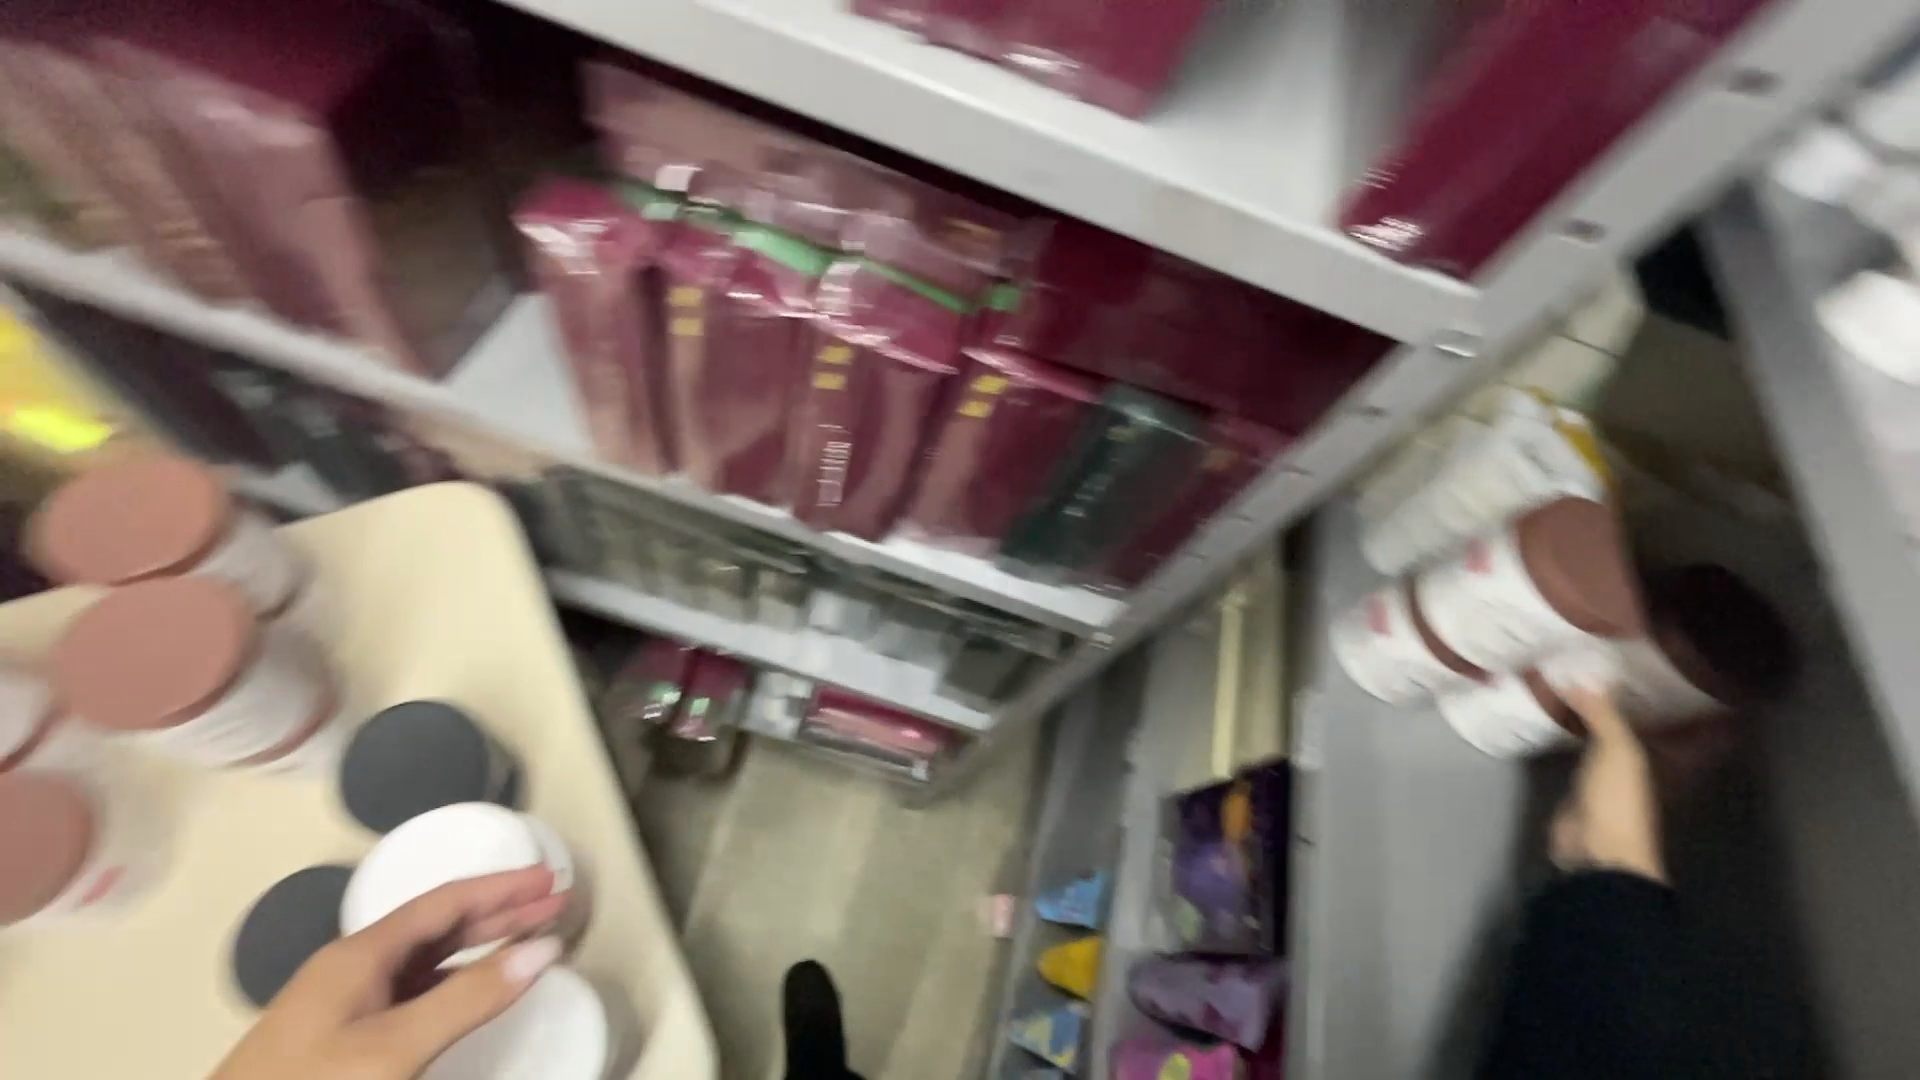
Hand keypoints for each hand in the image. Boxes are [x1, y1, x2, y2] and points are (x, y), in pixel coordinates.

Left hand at [212, 867, 568, 1079]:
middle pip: (441, 924)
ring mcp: (346, 1006)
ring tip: (535, 938)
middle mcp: (354, 970)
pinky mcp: (344, 1041)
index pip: (446, 902)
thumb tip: (547, 949)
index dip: (502, 887)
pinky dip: (460, 977)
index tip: (551, 878)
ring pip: (430, 957)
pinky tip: (480, 986)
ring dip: (485, 943)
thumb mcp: (393, 1050)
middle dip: (503, 911)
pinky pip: (418, 988)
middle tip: (558, 903)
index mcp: (360, 956)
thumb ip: (470, 997)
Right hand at [1551, 685, 1666, 883]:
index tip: (1617, 663)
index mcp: (1652, 755)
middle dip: (1602, 701)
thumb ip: (1602, 716)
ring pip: (1589, 737)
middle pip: (1617, 724)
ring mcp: (1599, 776)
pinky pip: (1565, 753)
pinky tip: (1540, 721)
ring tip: (1553, 684)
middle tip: (1577, 666)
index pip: (1650, 716)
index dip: (1638, 691)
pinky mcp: (1571, 788)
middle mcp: (1629, 762)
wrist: (1596, 850)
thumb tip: (1579, 676)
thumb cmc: (1618, 800)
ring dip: (1576, 718)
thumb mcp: (1618, 752)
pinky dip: (1556, 737)